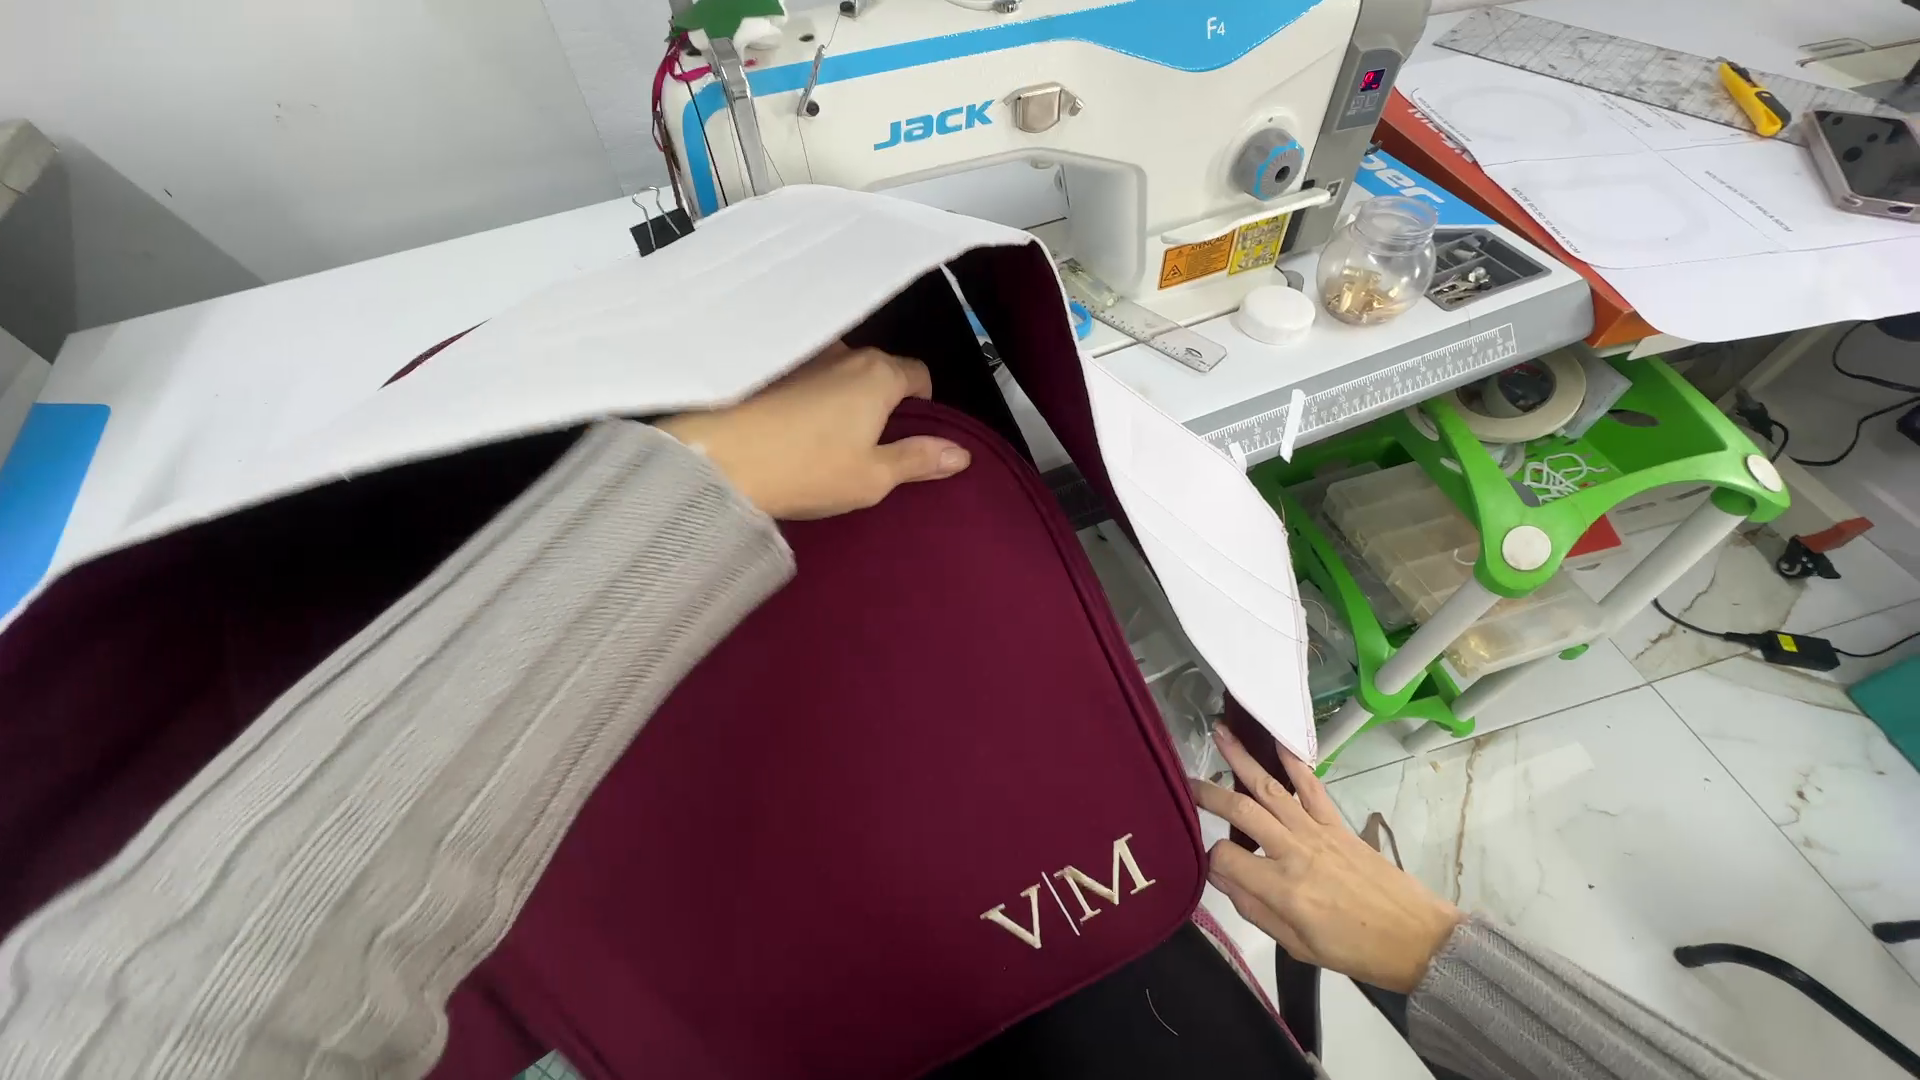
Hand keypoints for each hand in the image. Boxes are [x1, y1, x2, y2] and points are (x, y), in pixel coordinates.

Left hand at [657, 343, 970, 519]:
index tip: (909, 434)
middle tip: (870, 442)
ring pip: (843, 370)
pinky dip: (814, 394)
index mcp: (879, 374)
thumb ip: (919, 459)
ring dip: (847, 395)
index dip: (922, 404)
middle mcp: (845, 352)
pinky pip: (809, 374)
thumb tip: (961, 453)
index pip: (920, 374)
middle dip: (884, 399)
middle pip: (880, 369)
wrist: (720, 460)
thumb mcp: (873, 476)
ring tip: (832, 436)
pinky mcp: (771, 367)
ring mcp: (804, 356)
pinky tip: (799, 426)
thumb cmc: (807, 469)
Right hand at [1189, 725, 1464, 993]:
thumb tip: (1218, 875)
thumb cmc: (1354, 950)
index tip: (1207, 864)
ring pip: (1268, 788)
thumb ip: (1252, 908)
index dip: (1208, 858)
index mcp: (1281, 888)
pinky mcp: (1336, 824)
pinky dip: (1293, 762)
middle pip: (1240, 810)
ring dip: (1241, 758)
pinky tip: (1276, 741)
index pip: (1224, 858)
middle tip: (1183, 779)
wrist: (1417, 940)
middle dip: (1207, 792)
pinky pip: (1310, 787)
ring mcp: (1316, 832)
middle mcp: (1293, 851)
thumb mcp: (1296, 946)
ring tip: (1219, 732)